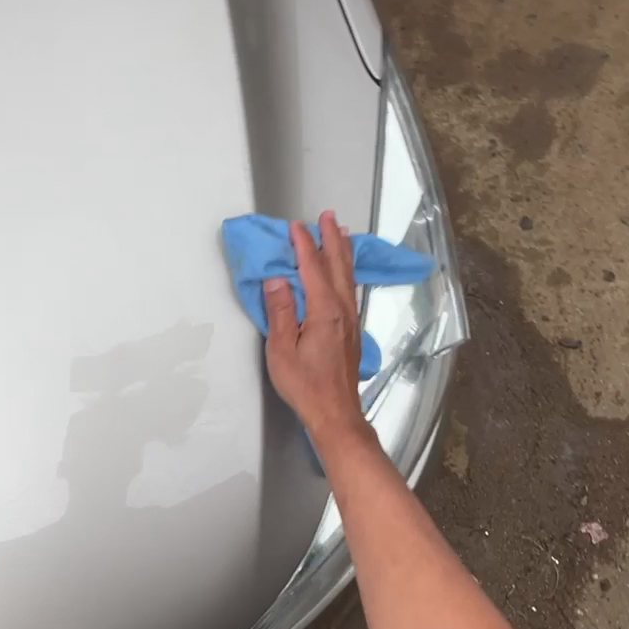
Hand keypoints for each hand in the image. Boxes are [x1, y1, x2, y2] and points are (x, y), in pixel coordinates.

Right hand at [264, 211, 366, 440]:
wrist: (335, 412)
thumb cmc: (304, 384)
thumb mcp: (282, 350)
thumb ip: (279, 313)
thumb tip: (276, 281)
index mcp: (324, 312)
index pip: (313, 270)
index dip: (304, 246)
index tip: (295, 227)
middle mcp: (342, 311)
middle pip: (338, 267)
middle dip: (331, 239)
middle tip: (327, 216)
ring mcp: (350, 321)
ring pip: (348, 277)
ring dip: (343, 253)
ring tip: (341, 233)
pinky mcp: (351, 331)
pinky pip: (349, 290)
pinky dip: (346, 272)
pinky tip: (344, 272)